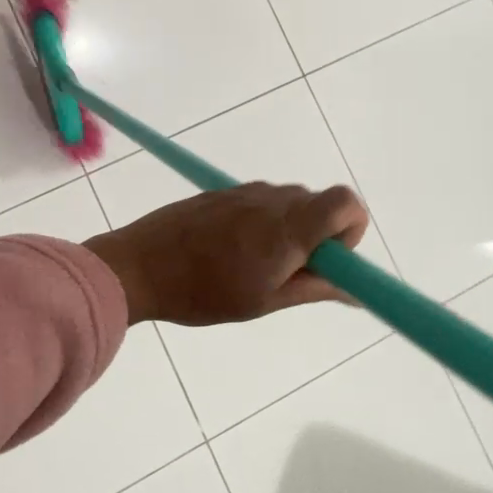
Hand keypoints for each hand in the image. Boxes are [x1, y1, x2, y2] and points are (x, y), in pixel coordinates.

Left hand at [83, 183, 369, 327]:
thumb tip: (357, 293)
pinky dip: (257, 222)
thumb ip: (315, 289)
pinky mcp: (215, 193)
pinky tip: (225, 251)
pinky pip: (255, 202)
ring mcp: (239, 192)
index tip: (324, 260)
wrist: (135, 267)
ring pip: (284, 202)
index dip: (350, 229)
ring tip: (249, 266)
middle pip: (317, 202)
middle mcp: (269, 199)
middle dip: (317, 235)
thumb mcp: (264, 301)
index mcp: (288, 225)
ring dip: (284, 229)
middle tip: (285, 271)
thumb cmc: (201, 292)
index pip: (347, 202)